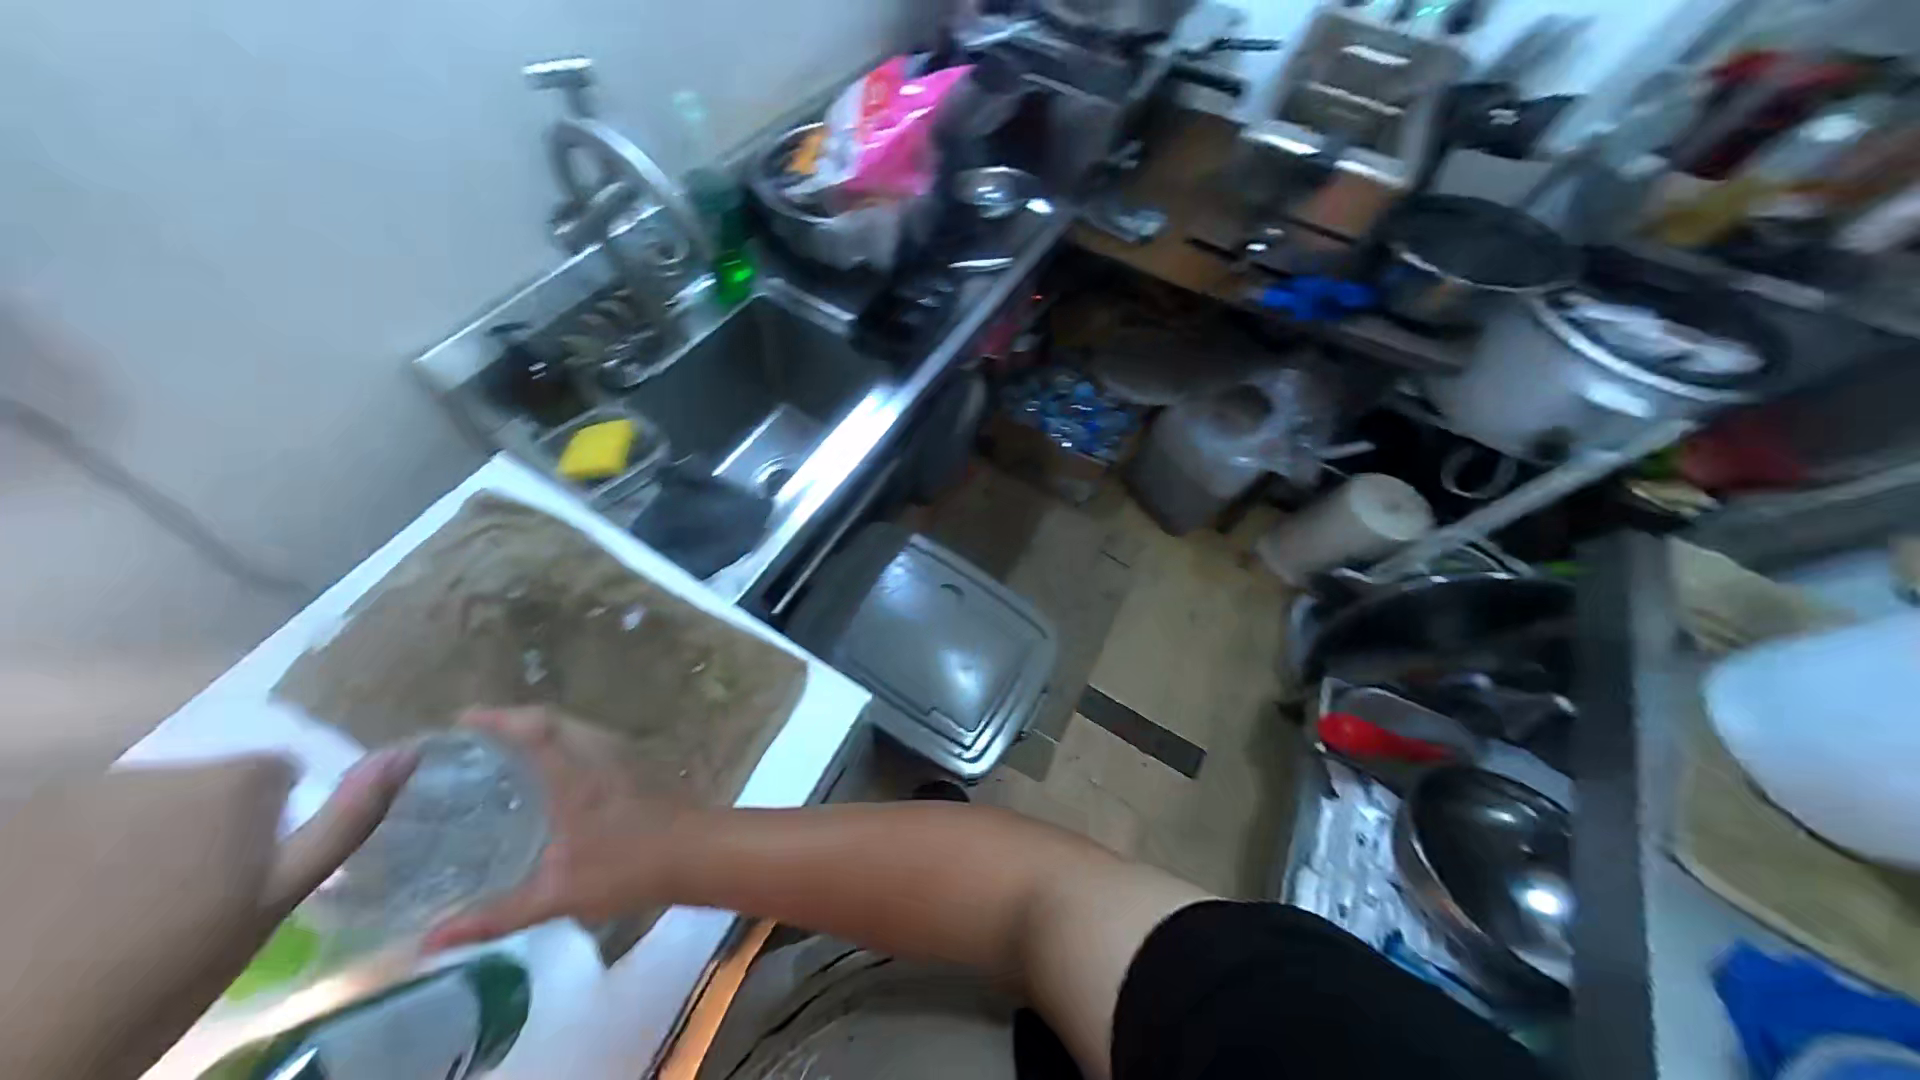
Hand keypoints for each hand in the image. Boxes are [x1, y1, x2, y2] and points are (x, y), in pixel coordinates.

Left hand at [0, 746, 414, 1079]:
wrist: (10, 1042)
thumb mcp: (279, 897)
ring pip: (142, 801)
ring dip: (145, 836)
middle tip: (190, 898)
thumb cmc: (173, 968)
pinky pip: (76, 821)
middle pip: (208, 782)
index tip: (248, 876)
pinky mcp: (12, 824)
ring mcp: (74, 794)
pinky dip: (80, 852)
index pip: (280, 771)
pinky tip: (66, 905)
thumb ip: (348, 818)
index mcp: (234, 780)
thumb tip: (409, 751)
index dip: (273, 821)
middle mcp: (158, 768)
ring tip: (122, 907)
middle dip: (209, 824)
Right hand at [424, 708, 683, 950]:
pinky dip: (567, 740)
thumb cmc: (630, 866)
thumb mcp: (558, 895)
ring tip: (508, 749)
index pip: (534, 729)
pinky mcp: (640, 763)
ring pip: (577, 726)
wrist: (699, 850)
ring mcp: (625, 754)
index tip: (463, 719)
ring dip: (543, 728)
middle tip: (476, 735)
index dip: (498, 718)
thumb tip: (429, 943)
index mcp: (575, 773)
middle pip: (555, 719)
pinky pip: (594, 738)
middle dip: (514, 719)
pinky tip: (555, 768)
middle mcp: (600, 752)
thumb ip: (495, 916)